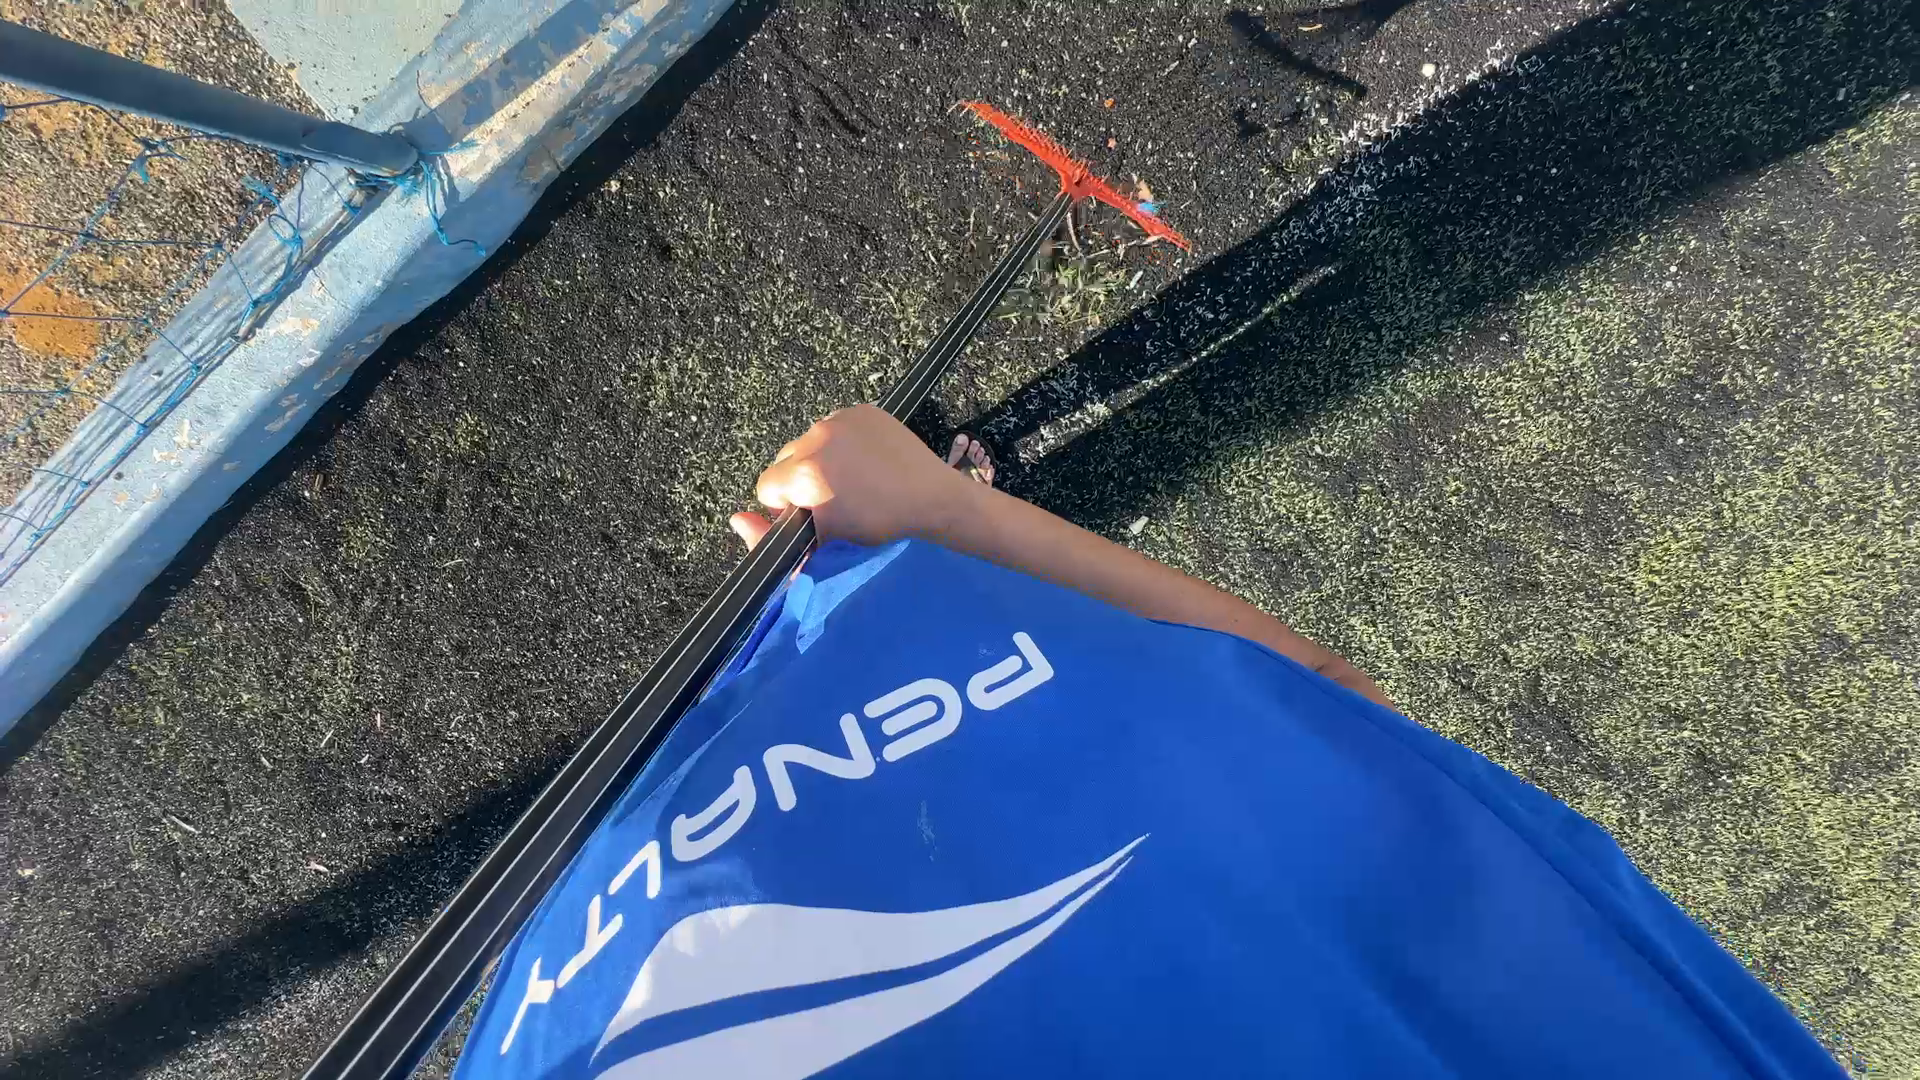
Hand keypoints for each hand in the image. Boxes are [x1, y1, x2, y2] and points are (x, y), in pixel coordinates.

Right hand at [730, 405, 972, 549]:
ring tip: (852, 480)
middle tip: (833, 499)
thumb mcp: (822, 543)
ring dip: (821, 459)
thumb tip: (736, 520)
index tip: (810, 515)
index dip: (786, 506)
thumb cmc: (880, 529)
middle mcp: (816, 438)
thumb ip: (770, 538)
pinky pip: (836, 426)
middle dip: (800, 480)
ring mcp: (840, 420)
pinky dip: (844, 442)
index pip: (767, 487)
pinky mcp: (862, 411)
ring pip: (810, 442)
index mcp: (803, 473)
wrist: (932, 501)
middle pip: (785, 460)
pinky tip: (865, 461)